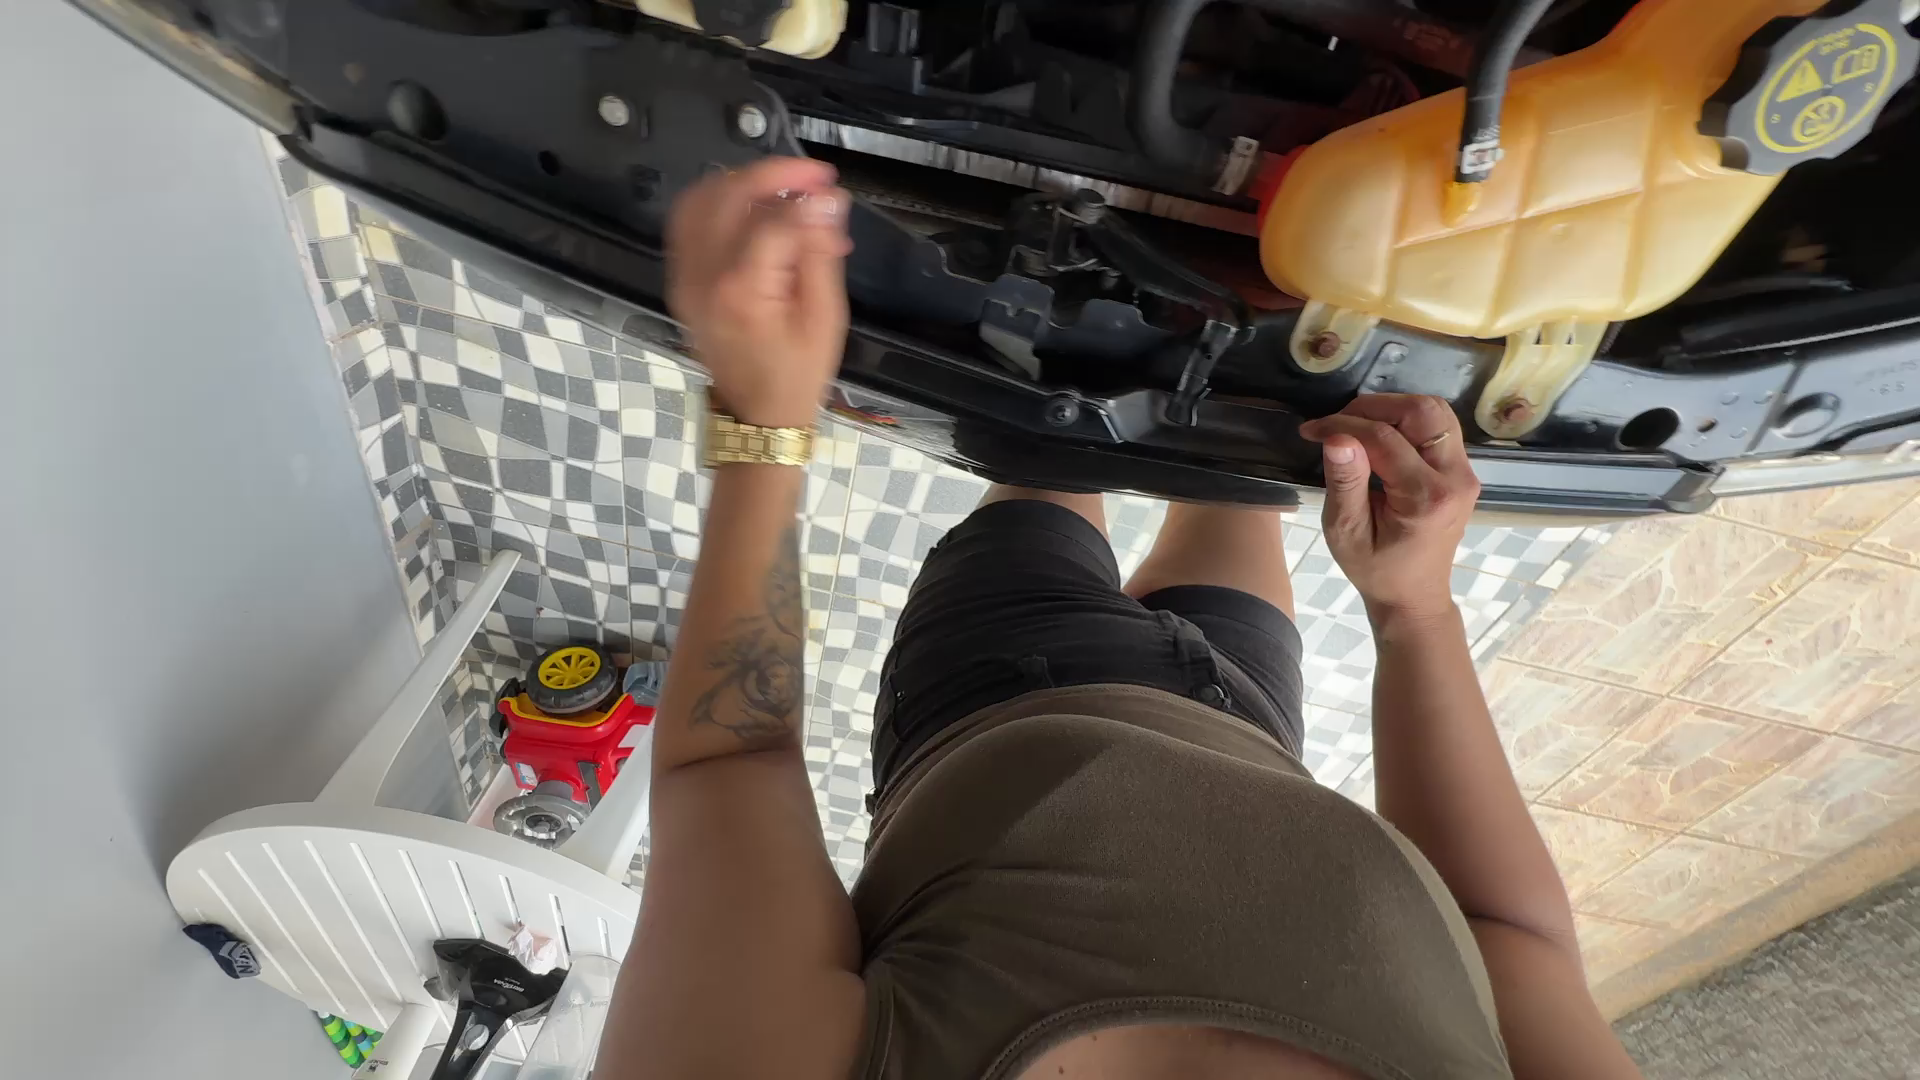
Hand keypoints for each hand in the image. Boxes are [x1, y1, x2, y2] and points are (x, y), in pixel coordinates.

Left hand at [666, 157, 851, 427]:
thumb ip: (820, 254)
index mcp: (743, 290)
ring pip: (698, 200)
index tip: (833, 189)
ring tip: (779, 187)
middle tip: (811, 177)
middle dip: (772, 175)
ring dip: (740, 183)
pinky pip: (687, 222)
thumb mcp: (825, 318)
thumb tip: (826, 202)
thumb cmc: (799, 374)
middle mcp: (702, 276)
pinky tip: (747, 207)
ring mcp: (684, 278)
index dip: (804, 196)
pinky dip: (716, 202)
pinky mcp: (680, 281)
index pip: (772, 219)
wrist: (758, 415)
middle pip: (728, 196)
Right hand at [1298, 395, 1479, 622]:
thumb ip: (1345, 482)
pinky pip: (1436, 428)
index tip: (1310, 430)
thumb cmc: (1374, 568)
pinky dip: (1403, 422)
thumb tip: (1336, 437)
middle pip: (1424, 411)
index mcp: (1426, 496)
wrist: (1413, 593)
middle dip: (1374, 407)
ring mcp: (1464, 471)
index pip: (1384, 438)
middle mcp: (1455, 477)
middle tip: (1337, 423)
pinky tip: (1374, 437)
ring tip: (1354, 426)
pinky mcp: (1460, 470)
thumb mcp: (1346, 531)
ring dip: (1390, 410)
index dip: (1342, 425)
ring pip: (1435, 413)